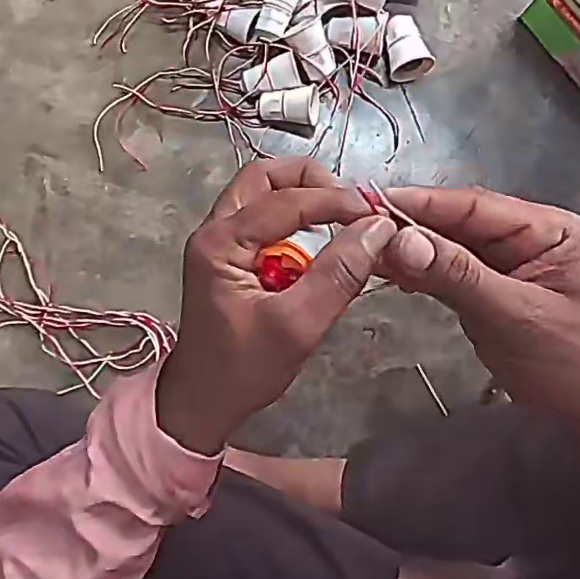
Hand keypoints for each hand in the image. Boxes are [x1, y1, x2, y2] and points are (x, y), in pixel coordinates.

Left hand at [156, 158, 398, 453]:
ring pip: (261, 193)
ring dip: (301, 198)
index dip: (333, 200)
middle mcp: (213, 231)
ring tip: (338, 222)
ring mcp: (218, 241)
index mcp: (219, 243)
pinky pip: (263, 218)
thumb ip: (337, 275)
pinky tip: (318, 243)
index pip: (283, 200)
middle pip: (263, 177)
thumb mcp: (296, 326)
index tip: (374, 213)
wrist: (202, 401)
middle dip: (310, 182)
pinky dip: (293, 220)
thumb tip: (377, 228)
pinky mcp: (229, 255)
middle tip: (349, 207)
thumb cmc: (242, 369)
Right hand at [379, 187, 579, 454]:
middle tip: (357, 225)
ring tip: (363, 247)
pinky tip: (388, 270)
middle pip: (456, 223)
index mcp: (548, 230)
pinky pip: (448, 273)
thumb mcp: (517, 316)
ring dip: (409, 249)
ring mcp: (506, 266)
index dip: (420, 202)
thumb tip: (399, 240)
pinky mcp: (489, 292)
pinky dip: (419, 273)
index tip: (370, 200)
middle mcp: (526, 239)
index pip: (473, 206)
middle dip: (408, 225)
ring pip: (447, 247)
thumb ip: (457, 275)